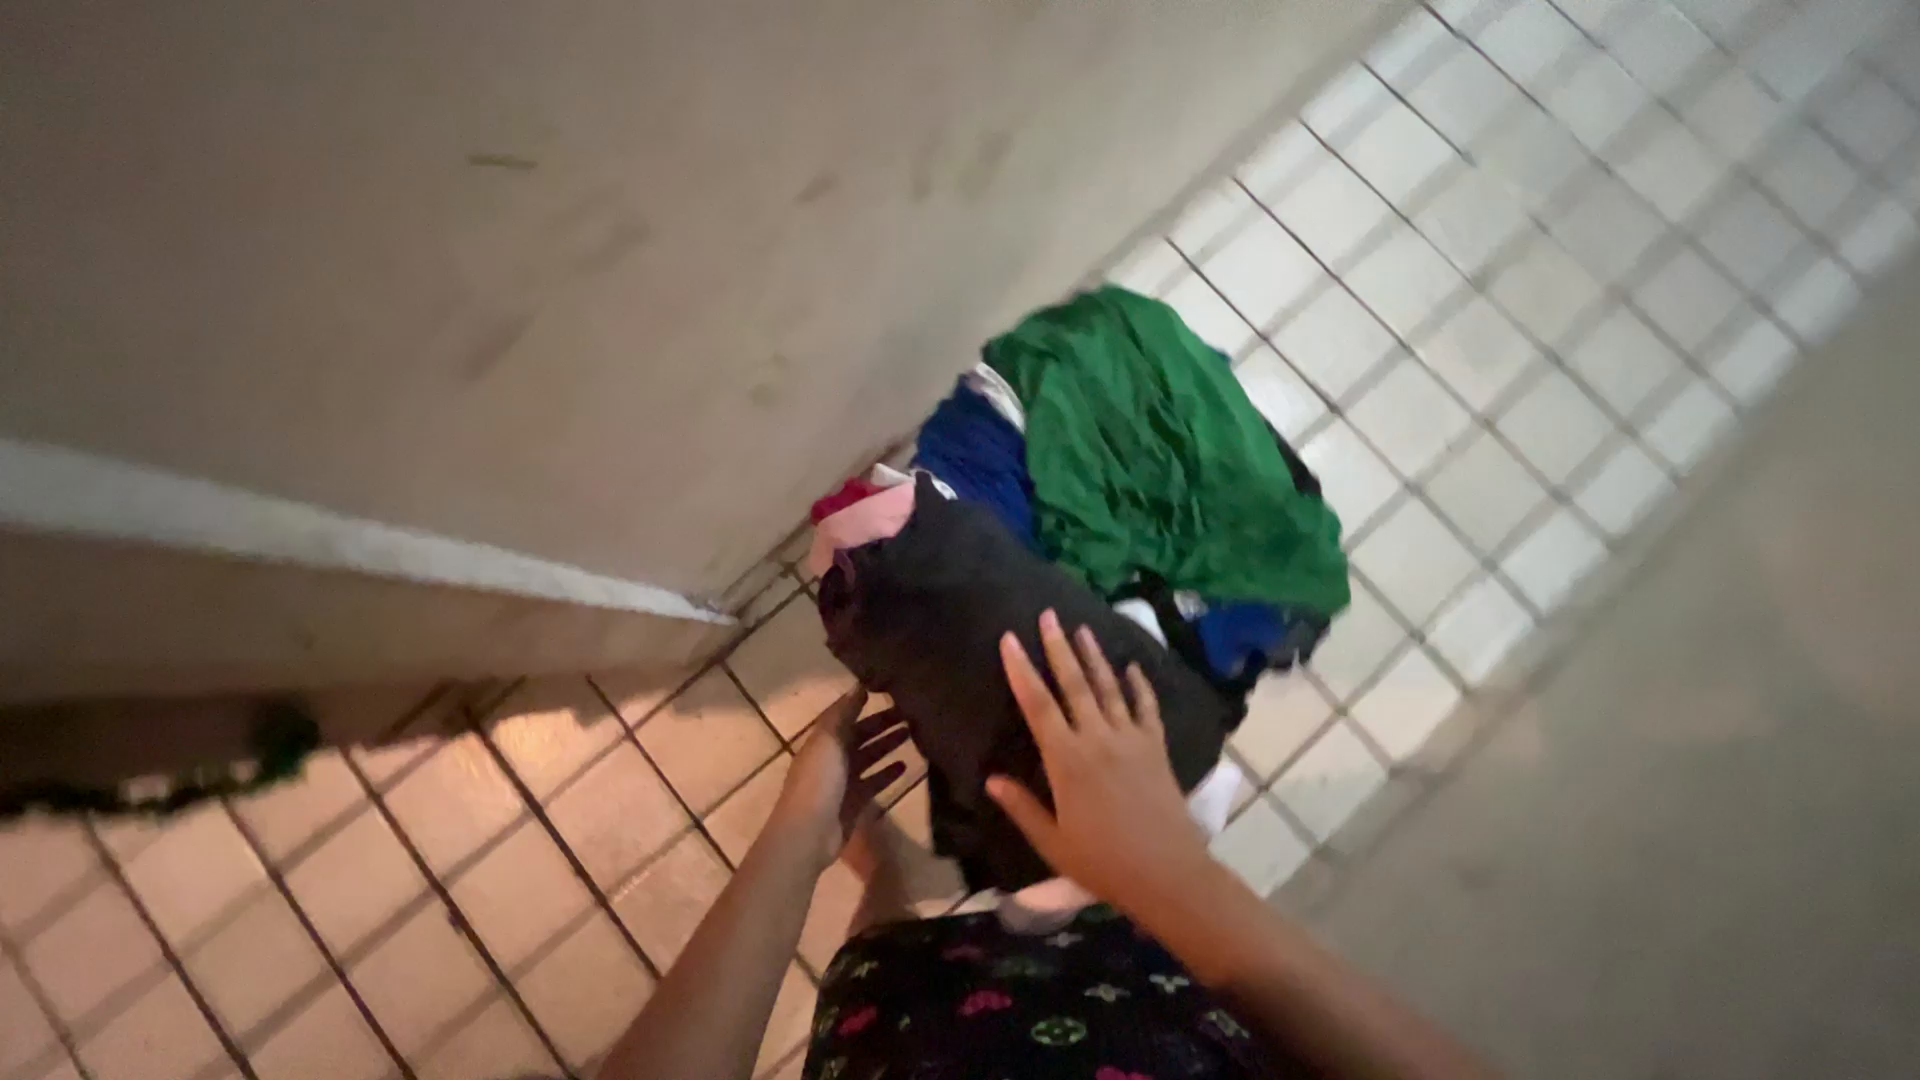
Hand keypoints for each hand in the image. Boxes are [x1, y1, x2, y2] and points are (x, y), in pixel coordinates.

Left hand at [766, 688, 911, 874]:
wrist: (808, 833)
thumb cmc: (818, 781)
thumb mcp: (829, 740)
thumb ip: (844, 713)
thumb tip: (859, 685)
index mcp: (822, 740)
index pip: (846, 715)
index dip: (864, 703)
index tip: (889, 690)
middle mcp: (832, 757)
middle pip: (860, 735)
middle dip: (882, 723)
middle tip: (910, 713)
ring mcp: (843, 781)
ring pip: (869, 757)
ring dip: (887, 745)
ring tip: (912, 734)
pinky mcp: (854, 802)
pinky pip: (874, 782)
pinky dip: (887, 773)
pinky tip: (905, 765)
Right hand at [988, 610, 1216, 905]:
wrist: (1168, 874)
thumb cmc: (1103, 862)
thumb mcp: (1052, 842)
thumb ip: (1022, 807)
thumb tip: (990, 779)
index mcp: (1067, 760)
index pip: (1037, 704)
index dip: (1021, 669)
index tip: (1009, 639)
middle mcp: (1098, 738)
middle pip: (1073, 683)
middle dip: (1058, 646)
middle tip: (1049, 614)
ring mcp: (1131, 739)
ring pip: (1108, 687)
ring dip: (1094, 656)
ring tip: (1083, 628)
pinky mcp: (1156, 747)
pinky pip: (1146, 707)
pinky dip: (1139, 684)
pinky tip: (1132, 666)